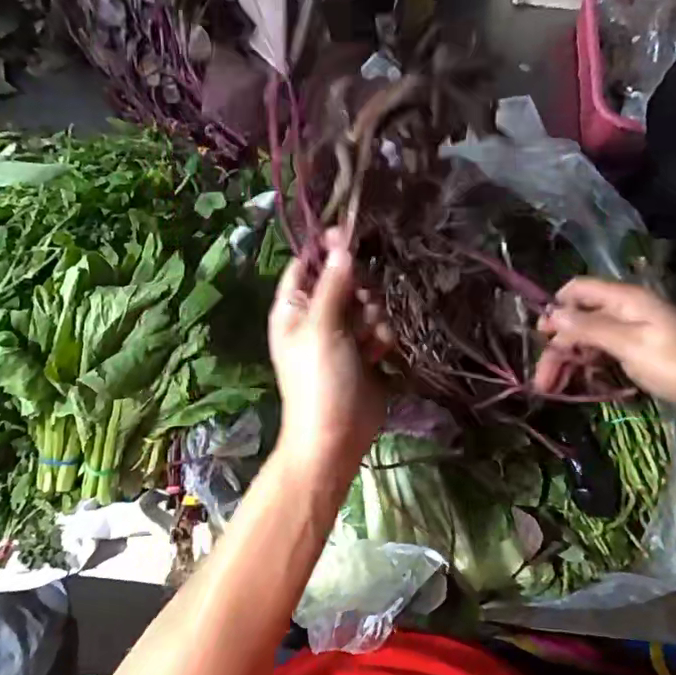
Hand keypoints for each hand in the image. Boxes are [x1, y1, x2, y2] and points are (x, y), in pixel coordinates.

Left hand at [268, 229, 388, 475]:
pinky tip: (379, 355)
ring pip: (368, 304)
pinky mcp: (365, 352)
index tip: (349, 236)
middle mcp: (316, 317)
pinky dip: (382, 339)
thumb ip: (332, 286)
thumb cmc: (319, 381)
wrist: (336, 438)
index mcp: (293, 309)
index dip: (326, 250)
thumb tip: (339, 247)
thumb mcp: (321, 328)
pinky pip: (380, 328)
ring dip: (373, 320)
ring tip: (368, 344)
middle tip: (362, 312)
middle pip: (344, 280)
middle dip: (359, 293)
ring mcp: (342, 335)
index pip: (306, 264)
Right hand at [534, 278, 675, 425]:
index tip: (539, 336)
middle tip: (542, 381)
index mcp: (626, 300)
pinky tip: (580, 386)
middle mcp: (628, 311)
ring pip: (589, 341)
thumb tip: (553, 314)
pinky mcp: (643, 356)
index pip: (578, 290)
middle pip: (579, 321)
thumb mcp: (631, 345)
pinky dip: (589, 369)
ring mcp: (636, 334)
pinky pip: (605, 356)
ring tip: (554, 389)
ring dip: (569, 362)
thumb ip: (590, 328)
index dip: (555, 308)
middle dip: (557, 347)